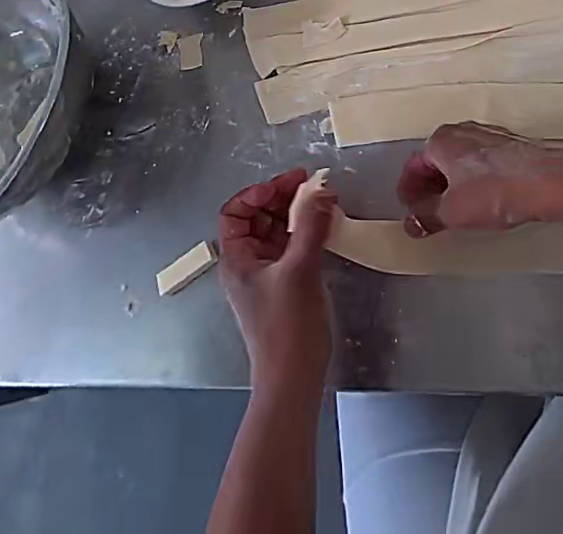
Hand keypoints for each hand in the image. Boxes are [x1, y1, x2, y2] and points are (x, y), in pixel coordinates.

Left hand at [217, 169, 336, 392]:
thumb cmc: (287, 327)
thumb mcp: (299, 271)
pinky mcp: (287, 282)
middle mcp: (248, 262)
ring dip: (297, 211)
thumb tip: (321, 191)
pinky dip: (307, 230)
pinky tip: (326, 223)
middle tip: (311, 184)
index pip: (236, 211)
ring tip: (323, 199)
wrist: (294, 378)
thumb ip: (310, 227)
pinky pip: (293, 244)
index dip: (258, 193)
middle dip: (282, 197)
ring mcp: (268, 272)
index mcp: (237, 258)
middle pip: (259, 216)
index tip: (288, 184)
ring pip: (277, 229)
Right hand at [398, 122, 562, 237]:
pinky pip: (484, 164)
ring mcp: (490, 136)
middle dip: (431, 189)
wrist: (551, 181)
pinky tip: (486, 202)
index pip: (413, 166)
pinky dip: (477, 182)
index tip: (410, 213)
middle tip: (430, 216)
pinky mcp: (512, 146)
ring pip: (461, 162)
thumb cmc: (497, 190)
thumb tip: (412, 222)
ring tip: (458, 212)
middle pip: (437, 161)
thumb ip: (426, 216)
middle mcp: (463, 131)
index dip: (408, 192)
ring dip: (454, 186)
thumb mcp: (452, 212)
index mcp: (441, 140)